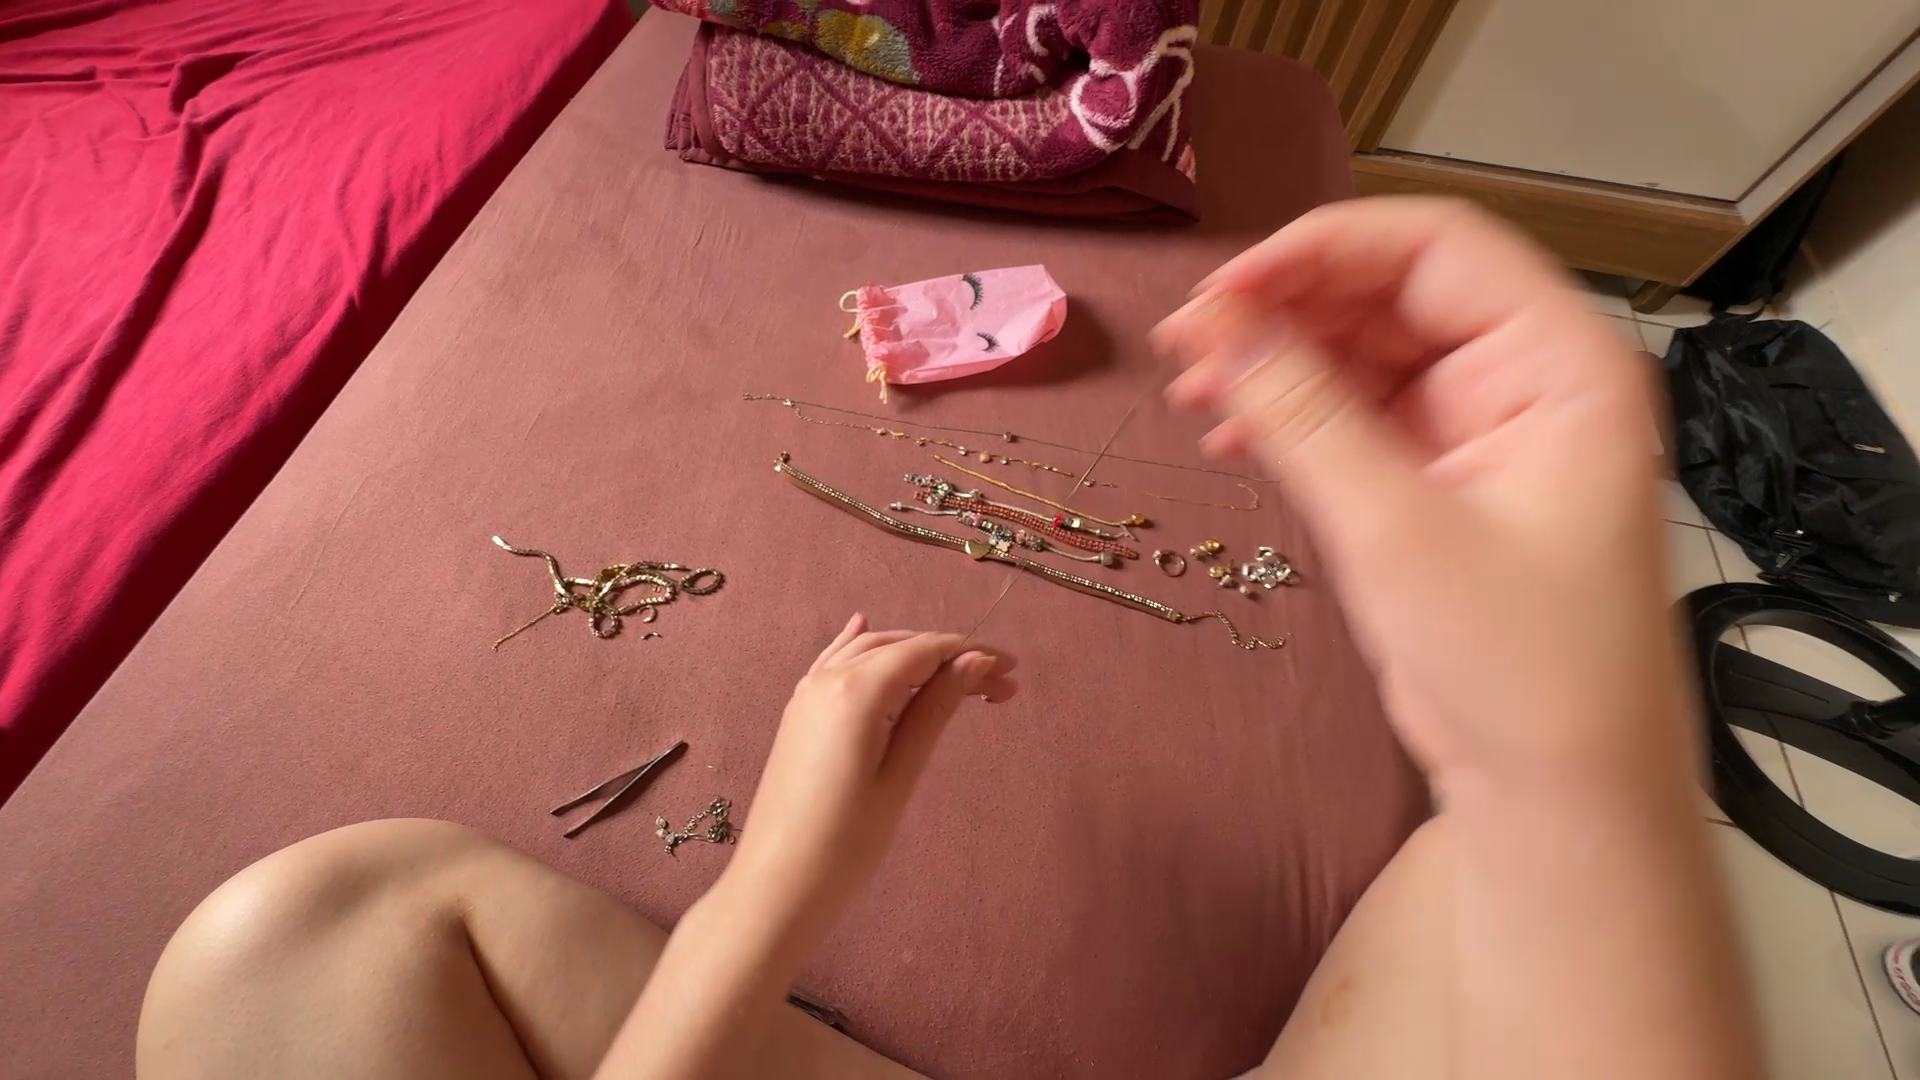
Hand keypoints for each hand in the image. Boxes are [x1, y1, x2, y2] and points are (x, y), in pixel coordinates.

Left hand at [724, 614, 1016, 943]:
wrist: (775, 888)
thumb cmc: (847, 843)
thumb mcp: (901, 774)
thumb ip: (936, 708)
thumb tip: (975, 659)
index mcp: (857, 690)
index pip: (926, 651)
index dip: (972, 654)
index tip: (1012, 672)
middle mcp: (829, 677)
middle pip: (902, 647)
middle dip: (951, 658)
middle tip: (998, 688)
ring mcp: (808, 691)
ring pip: (871, 650)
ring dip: (916, 656)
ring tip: (957, 677)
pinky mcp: (799, 711)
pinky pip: (834, 660)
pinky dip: (860, 644)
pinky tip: (864, 625)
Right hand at [1153, 197, 1686, 793]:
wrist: (1545, 782)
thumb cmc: (1508, 658)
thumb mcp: (1393, 523)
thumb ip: (1299, 413)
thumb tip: (1213, 326)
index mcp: (1554, 362)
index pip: (1432, 251)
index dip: (1319, 252)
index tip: (1221, 290)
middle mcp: (1515, 379)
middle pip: (1384, 298)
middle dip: (1281, 312)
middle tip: (1186, 341)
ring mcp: (1466, 431)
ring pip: (1354, 358)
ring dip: (1270, 366)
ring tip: (1190, 389)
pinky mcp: (1425, 479)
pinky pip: (1344, 419)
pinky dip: (1284, 419)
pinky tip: (1229, 436)